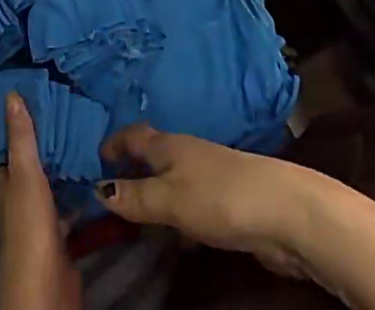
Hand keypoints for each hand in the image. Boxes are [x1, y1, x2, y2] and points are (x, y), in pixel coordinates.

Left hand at [0, 93, 81, 309]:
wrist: (47, 287)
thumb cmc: (29, 228)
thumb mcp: (25, 177)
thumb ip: (20, 140)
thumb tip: (10, 95)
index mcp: (1, 189)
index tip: (8, 108)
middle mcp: (15, 203)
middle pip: (19, 170)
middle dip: (31, 147)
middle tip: (50, 115)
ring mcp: (37, 220)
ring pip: (44, 185)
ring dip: (55, 166)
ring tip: (74, 136)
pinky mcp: (59, 234)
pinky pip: (66, 204)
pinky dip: (75, 190)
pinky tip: (90, 176)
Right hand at [96, 124, 321, 278]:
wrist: (283, 211)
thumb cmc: (218, 197)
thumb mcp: (168, 198)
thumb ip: (134, 196)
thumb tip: (97, 189)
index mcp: (169, 144)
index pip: (133, 135)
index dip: (113, 144)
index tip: (92, 161)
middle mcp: (186, 153)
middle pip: (151, 157)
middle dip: (129, 173)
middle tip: (104, 200)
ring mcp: (208, 175)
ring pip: (170, 181)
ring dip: (152, 197)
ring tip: (131, 224)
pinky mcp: (224, 200)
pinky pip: (188, 203)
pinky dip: (175, 215)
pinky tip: (173, 239)